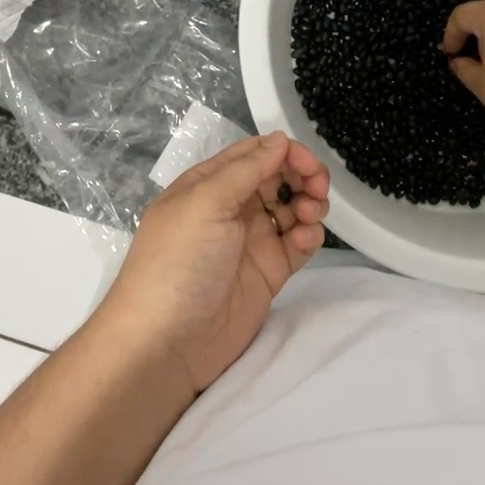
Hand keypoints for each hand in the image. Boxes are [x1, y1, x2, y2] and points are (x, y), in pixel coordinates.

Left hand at [92, 133, 329, 392]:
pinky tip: (305, 239)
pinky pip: (297, 244)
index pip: (254, 154)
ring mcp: (251, 242)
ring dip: (308, 204)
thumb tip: (279, 139)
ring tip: (309, 216)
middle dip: (302, 176)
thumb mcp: (204, 203)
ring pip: (291, 208)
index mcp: (209, 185)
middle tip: (318, 188)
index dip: (284, 152)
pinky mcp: (268, 273)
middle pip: (277, 178)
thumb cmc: (178, 262)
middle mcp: (231, 208)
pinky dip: (308, 236)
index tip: (308, 164)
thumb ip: (246, 169)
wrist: (166, 344)